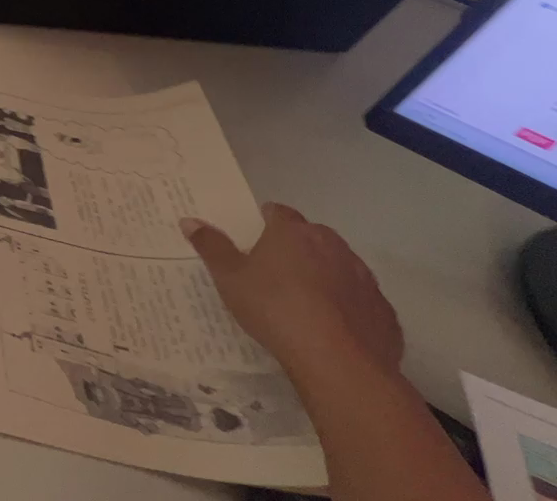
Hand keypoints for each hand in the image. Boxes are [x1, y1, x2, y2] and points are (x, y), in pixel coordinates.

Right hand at [182, 203, 402, 378]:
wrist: (339, 361)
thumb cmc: (274, 308)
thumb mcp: (228, 277)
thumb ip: (211, 246)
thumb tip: (190, 221)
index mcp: (293, 233)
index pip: (279, 212)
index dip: (264, 220)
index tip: (253, 235)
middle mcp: (334, 247)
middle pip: (313, 236)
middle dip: (296, 245)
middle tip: (272, 267)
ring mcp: (365, 279)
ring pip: (340, 266)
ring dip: (323, 273)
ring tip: (300, 298)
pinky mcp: (384, 311)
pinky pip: (360, 298)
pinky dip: (345, 303)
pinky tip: (329, 324)